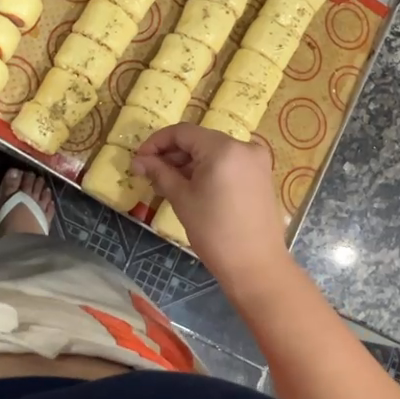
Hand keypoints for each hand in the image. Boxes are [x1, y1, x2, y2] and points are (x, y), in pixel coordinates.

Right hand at [133, 122, 290, 290]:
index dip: (157, 142)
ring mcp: (256, 161)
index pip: (183, 132)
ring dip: (189, 163)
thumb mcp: (182, 198)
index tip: (139, 159)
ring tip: (167, 184)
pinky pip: (228, 164)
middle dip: (172, 154)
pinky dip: (208, 170)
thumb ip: (160, 173)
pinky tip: (192, 188)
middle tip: (149, 174)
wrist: (255, 265)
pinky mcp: (261, 176)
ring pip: (214, 152)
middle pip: (199, 140)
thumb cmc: (214, 231)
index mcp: (223, 148)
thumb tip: (139, 161)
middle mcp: (244, 146)